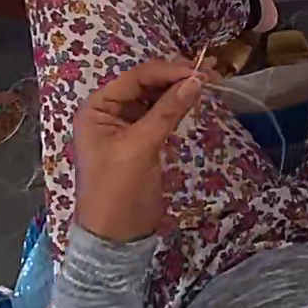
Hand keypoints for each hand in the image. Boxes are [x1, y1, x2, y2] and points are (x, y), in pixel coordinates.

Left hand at [70, 61, 205, 242]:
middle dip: (174, 76)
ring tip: (208, 81)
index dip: (166, 71)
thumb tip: (195, 80)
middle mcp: (109, 111)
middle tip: (210, 72)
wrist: (115, 238)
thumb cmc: (117, 190)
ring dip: (178, 89)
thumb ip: (166, 112)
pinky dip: (176, 106)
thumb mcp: (139, 148)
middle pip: (144, 84)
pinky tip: (192, 99)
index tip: (199, 70)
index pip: (134, 78)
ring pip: (154, 98)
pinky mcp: (141, 140)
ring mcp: (125, 126)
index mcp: (97, 107)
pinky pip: (159, 115)